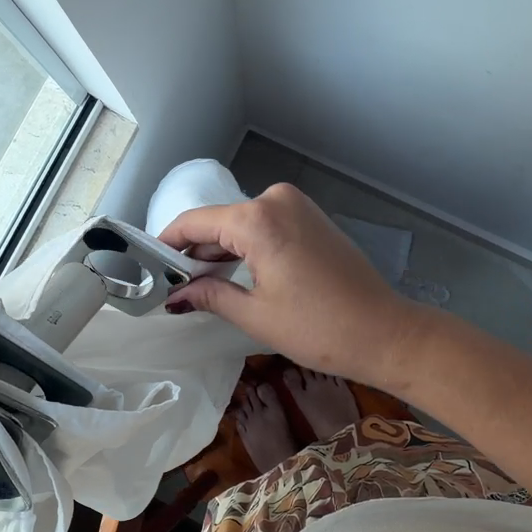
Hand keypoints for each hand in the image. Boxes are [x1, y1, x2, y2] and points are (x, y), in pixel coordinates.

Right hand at [160, 184, 459, 396]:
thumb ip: (209, 295)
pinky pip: (263, 225)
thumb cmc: (319, 327)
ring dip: (219, 251)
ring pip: (240, 223)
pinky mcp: (309, 216)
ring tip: (196, 286)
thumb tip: (173, 296)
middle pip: (217, 221)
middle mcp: (274, 199)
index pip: (194, 223)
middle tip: (170, 286)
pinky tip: (230, 274)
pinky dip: (244, 246)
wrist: (385, 331)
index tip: (147, 267)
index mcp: (257, 219)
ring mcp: (295, 205)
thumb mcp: (255, 314)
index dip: (166, 244)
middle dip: (193, 252)